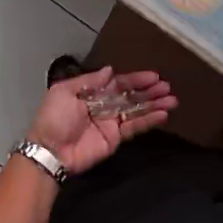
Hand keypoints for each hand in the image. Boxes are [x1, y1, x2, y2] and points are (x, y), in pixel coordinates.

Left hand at [25, 66, 176, 174]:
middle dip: (149, 91)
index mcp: (91, 93)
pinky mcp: (116, 139)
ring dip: (154, 105)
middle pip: (131, 96)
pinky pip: (135, 127)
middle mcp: (104, 106)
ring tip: (172, 100)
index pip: (118, 83)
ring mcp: (111, 123)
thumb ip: (89, 81)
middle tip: (168, 87)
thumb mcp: (64, 92)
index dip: (136, 79)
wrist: (50, 151)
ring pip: (137, 111)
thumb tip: (110, 70)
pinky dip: (149, 121)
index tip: (154, 76)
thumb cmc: (54, 118)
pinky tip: (163, 114)